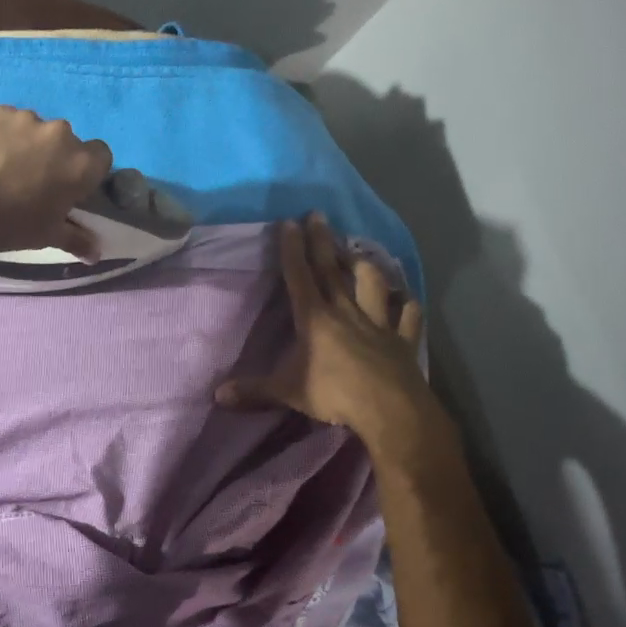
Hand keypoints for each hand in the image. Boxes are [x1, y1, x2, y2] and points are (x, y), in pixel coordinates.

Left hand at [0, 106, 112, 260]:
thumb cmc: (8, 227)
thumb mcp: (46, 237)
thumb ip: (77, 239)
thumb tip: (96, 253)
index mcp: (80, 164)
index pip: (100, 155)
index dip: (86, 170)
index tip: (67, 185)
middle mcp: (59, 133)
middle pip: (65, 140)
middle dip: (52, 155)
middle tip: (30, 179)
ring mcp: (25, 118)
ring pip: (33, 128)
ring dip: (24, 143)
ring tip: (0, 167)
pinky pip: (4, 121)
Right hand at [217, 213, 445, 445]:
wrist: (391, 411)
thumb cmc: (334, 395)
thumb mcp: (287, 392)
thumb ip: (254, 390)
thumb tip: (217, 395)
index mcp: (314, 319)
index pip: (299, 276)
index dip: (292, 249)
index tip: (289, 222)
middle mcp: (345, 312)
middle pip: (332, 269)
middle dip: (322, 241)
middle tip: (319, 215)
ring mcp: (378, 324)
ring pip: (372, 284)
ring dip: (364, 266)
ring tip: (358, 254)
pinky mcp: (403, 341)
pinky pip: (408, 316)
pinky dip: (406, 305)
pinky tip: (405, 299)